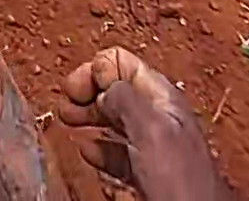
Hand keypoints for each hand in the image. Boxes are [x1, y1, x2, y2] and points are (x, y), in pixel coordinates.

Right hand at [58, 48, 228, 200]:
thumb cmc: (183, 185)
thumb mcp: (150, 129)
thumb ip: (124, 97)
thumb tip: (102, 81)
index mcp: (161, 98)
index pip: (122, 62)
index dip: (95, 69)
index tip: (77, 88)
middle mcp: (158, 118)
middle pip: (115, 89)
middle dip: (87, 91)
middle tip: (66, 101)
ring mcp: (154, 148)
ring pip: (114, 120)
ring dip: (88, 116)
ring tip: (67, 120)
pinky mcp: (150, 177)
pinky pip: (119, 153)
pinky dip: (99, 149)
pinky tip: (87, 151)